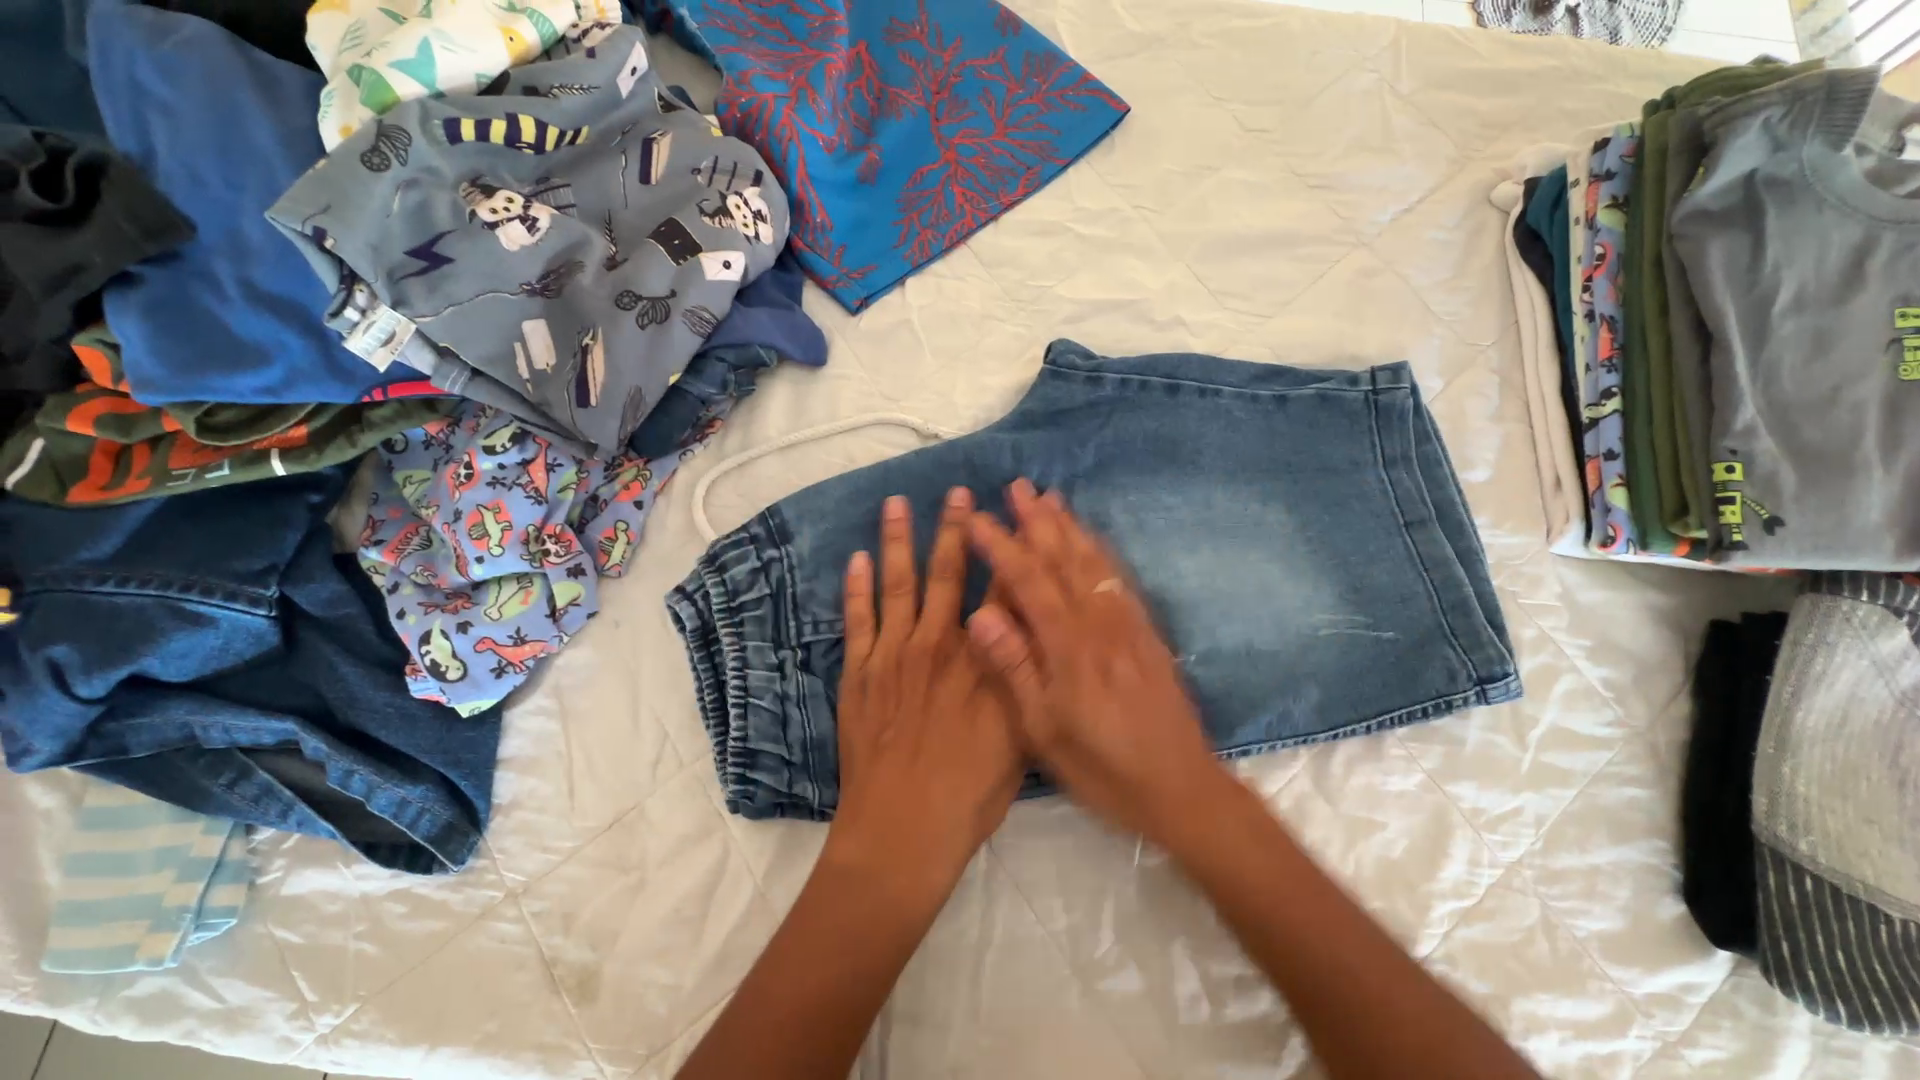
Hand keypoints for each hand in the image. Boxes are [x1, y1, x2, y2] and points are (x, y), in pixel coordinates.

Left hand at [829, 488, 1024, 893]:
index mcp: (984, 660)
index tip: (1008, 516)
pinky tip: (857, 558)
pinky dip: (856, 586)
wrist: (903, 828)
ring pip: (898, 583)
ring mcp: (894, 655)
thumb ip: (1020, 684)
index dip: (1005, 550)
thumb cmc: (970, 795)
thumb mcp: (1018, 740)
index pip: (1000, 591)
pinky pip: (857, 618)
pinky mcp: (859, 672)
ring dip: (898, 540)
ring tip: (898, 503)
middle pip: (950, 574)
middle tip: (957, 492)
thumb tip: (1029, 642)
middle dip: (955, 529)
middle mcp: (941, 644)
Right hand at [964, 480, 1228, 848]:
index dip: (1000, 547)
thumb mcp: (1044, 732)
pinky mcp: (1149, 635)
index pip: (1028, 582)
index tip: (975, 518)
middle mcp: (1101, 625)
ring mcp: (1129, 627)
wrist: (1181, 788)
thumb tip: (979, 614)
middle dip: (1038, 521)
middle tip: (1016, 486)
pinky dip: (1102, 552)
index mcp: (1069, 648)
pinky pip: (1120, 580)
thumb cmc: (1103, 769)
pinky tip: (1093, 543)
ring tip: (1051, 498)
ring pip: (1094, 563)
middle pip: (1065, 560)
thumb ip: (1015, 669)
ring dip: (1070, 528)